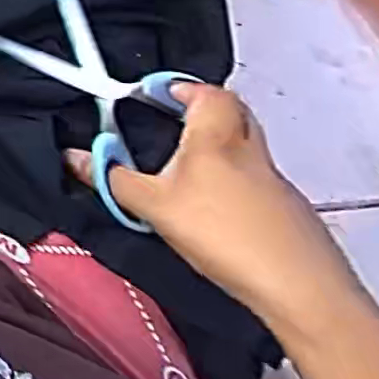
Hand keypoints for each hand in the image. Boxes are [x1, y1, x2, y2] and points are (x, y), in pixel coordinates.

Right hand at [65, 83, 369, 338]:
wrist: (304, 292)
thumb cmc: (226, 235)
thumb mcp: (153, 206)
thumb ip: (112, 179)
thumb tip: (74, 158)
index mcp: (216, 136)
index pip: (206, 91)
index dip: (180, 86)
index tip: (156, 92)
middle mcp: (249, 149)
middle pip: (231, 111)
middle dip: (203, 108)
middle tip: (173, 119)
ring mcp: (276, 181)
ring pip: (246, 145)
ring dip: (220, 144)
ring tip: (187, 166)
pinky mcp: (292, 211)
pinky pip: (258, 179)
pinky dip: (236, 181)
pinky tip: (216, 208)